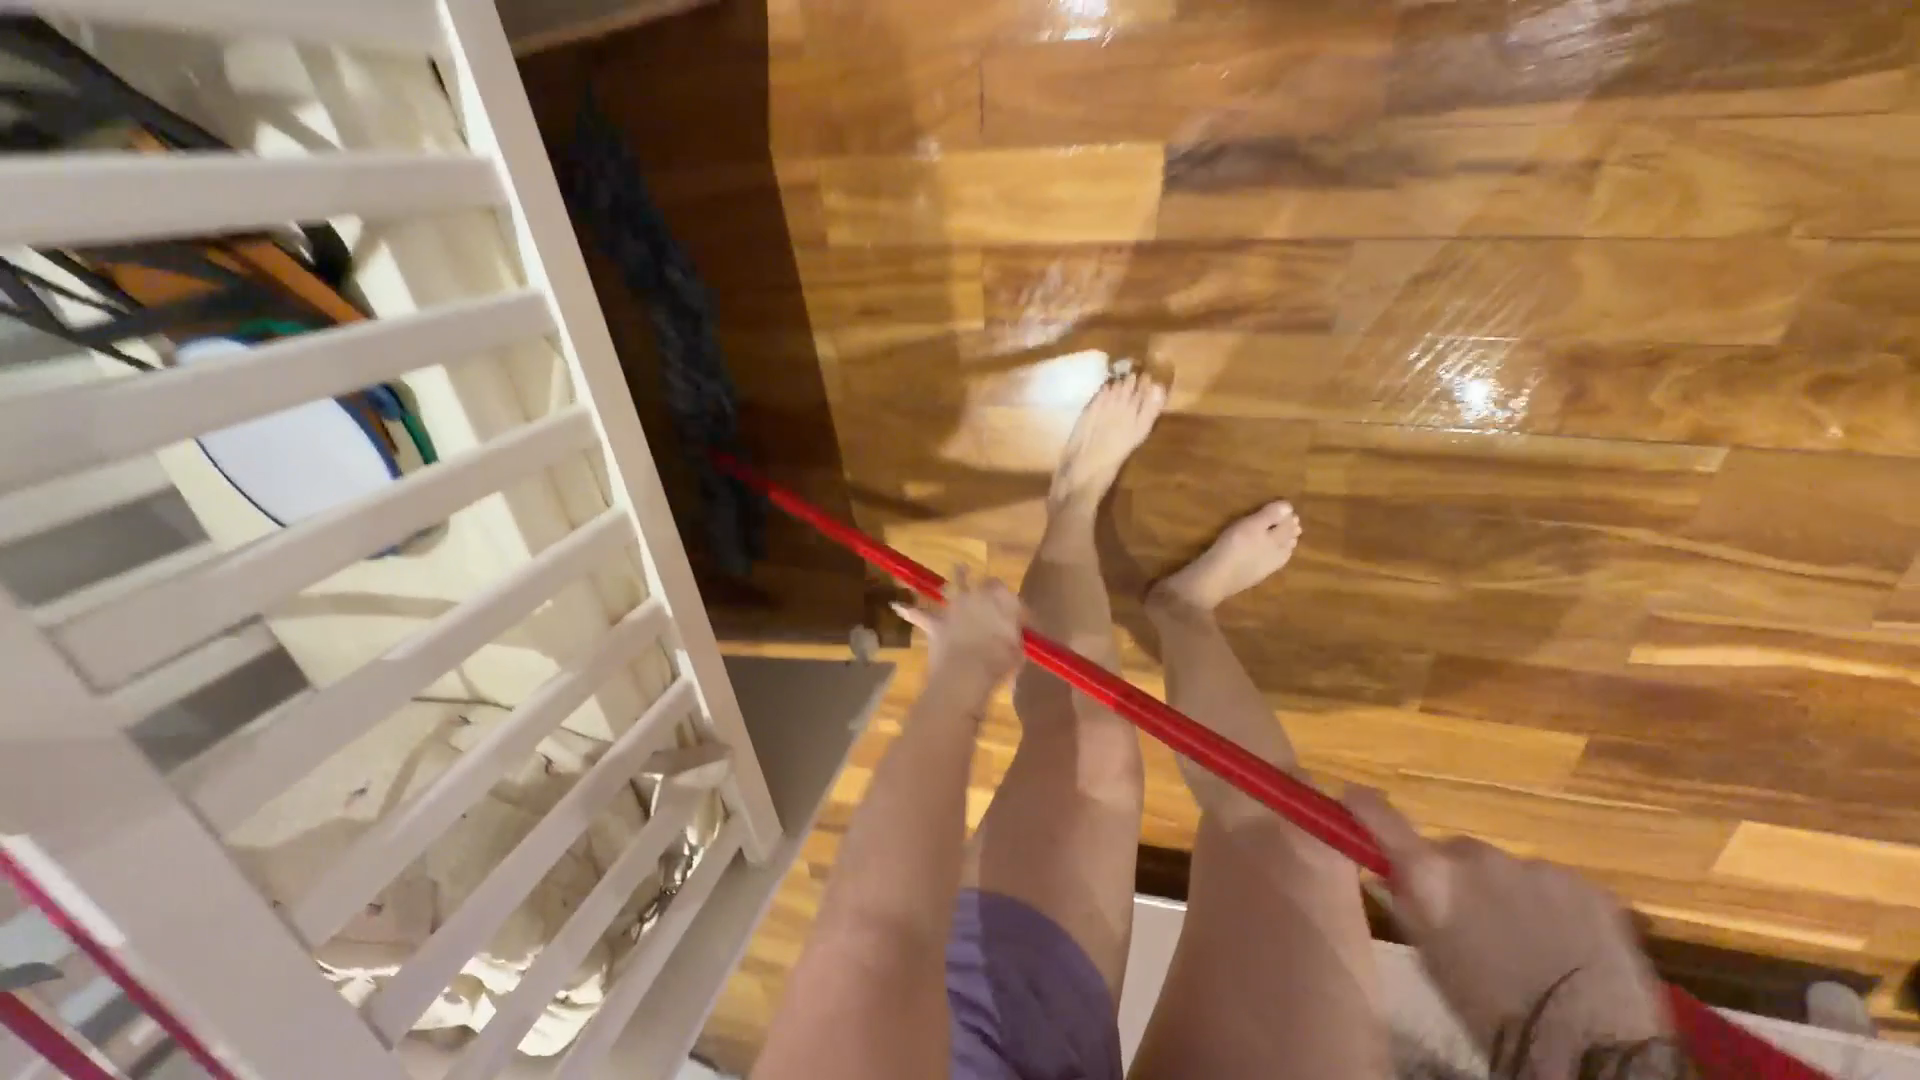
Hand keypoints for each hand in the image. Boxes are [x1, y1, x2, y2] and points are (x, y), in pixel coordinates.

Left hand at [893, 569, 1023, 691]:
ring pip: (953, 585)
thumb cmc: (999, 662)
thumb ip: (1016, 639)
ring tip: (958, 567)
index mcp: (1002, 601)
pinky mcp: (935, 622)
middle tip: (985, 583)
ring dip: (957, 575)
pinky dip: (908, 610)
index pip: (1009, 595)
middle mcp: (978, 596)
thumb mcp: (1017, 651)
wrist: (967, 672)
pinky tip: (896, 606)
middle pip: (982, 582)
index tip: (1016, 616)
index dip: (1011, 604)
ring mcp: (954, 607)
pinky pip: (918, 614)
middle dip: (984, 583)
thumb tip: (1016, 638)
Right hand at [1346, 789, 1668, 1077]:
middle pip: (1452, 851)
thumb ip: (1407, 906)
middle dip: (1456, 876)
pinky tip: (1566, 947)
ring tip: (1527, 944)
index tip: (1353, 800)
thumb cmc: (1488, 1011)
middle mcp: (1477, 856)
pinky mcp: (1585, 884)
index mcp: (1429, 875)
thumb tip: (1390, 875)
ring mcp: (1535, 866)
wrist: (1588, 1047)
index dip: (1364, 808)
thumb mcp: (1429, 958)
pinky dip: (1553, 908)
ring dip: (1506, 893)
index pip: (1380, 818)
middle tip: (1469, 921)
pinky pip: (1554, 886)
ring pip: (1506, 870)